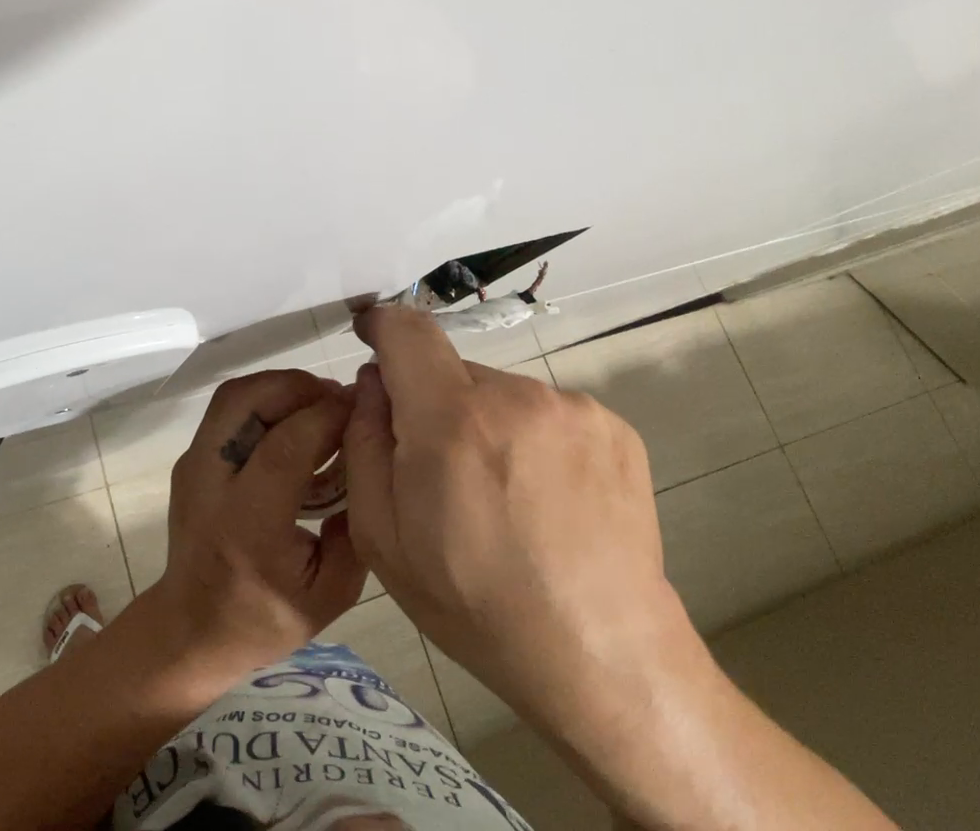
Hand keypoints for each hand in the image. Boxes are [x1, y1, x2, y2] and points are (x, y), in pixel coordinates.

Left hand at [147, 369, 367, 687]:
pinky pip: (226, 412)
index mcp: (247, 524)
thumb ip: (356, 531)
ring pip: (232, 397)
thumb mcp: (331, 593)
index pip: (286, 446)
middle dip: (299, 387)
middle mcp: (210, 485)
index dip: (328, 416)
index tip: (363, 409)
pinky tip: (296, 424)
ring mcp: (191, 468)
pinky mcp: (188, 462)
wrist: (191, 629)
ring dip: (280, 388)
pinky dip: (264, 402)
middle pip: (246, 402)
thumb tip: (369, 464)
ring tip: (320, 405)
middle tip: (340, 400)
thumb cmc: (265, 619)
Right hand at [341, 306, 695, 739]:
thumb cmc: (472, 602)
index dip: (382, 328)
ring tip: (501, 498)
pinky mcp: (617, 428)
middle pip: (453, 371)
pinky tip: (544, 500)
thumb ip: (363, 443)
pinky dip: (531, 440)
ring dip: (485, 424)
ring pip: (502, 394)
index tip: (371, 339)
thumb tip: (373, 383)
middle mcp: (518, 396)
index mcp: (451, 420)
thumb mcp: (381, 537)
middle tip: (440, 475)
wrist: (599, 652)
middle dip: (434, 405)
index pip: (408, 331)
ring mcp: (575, 409)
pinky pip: (548, 414)